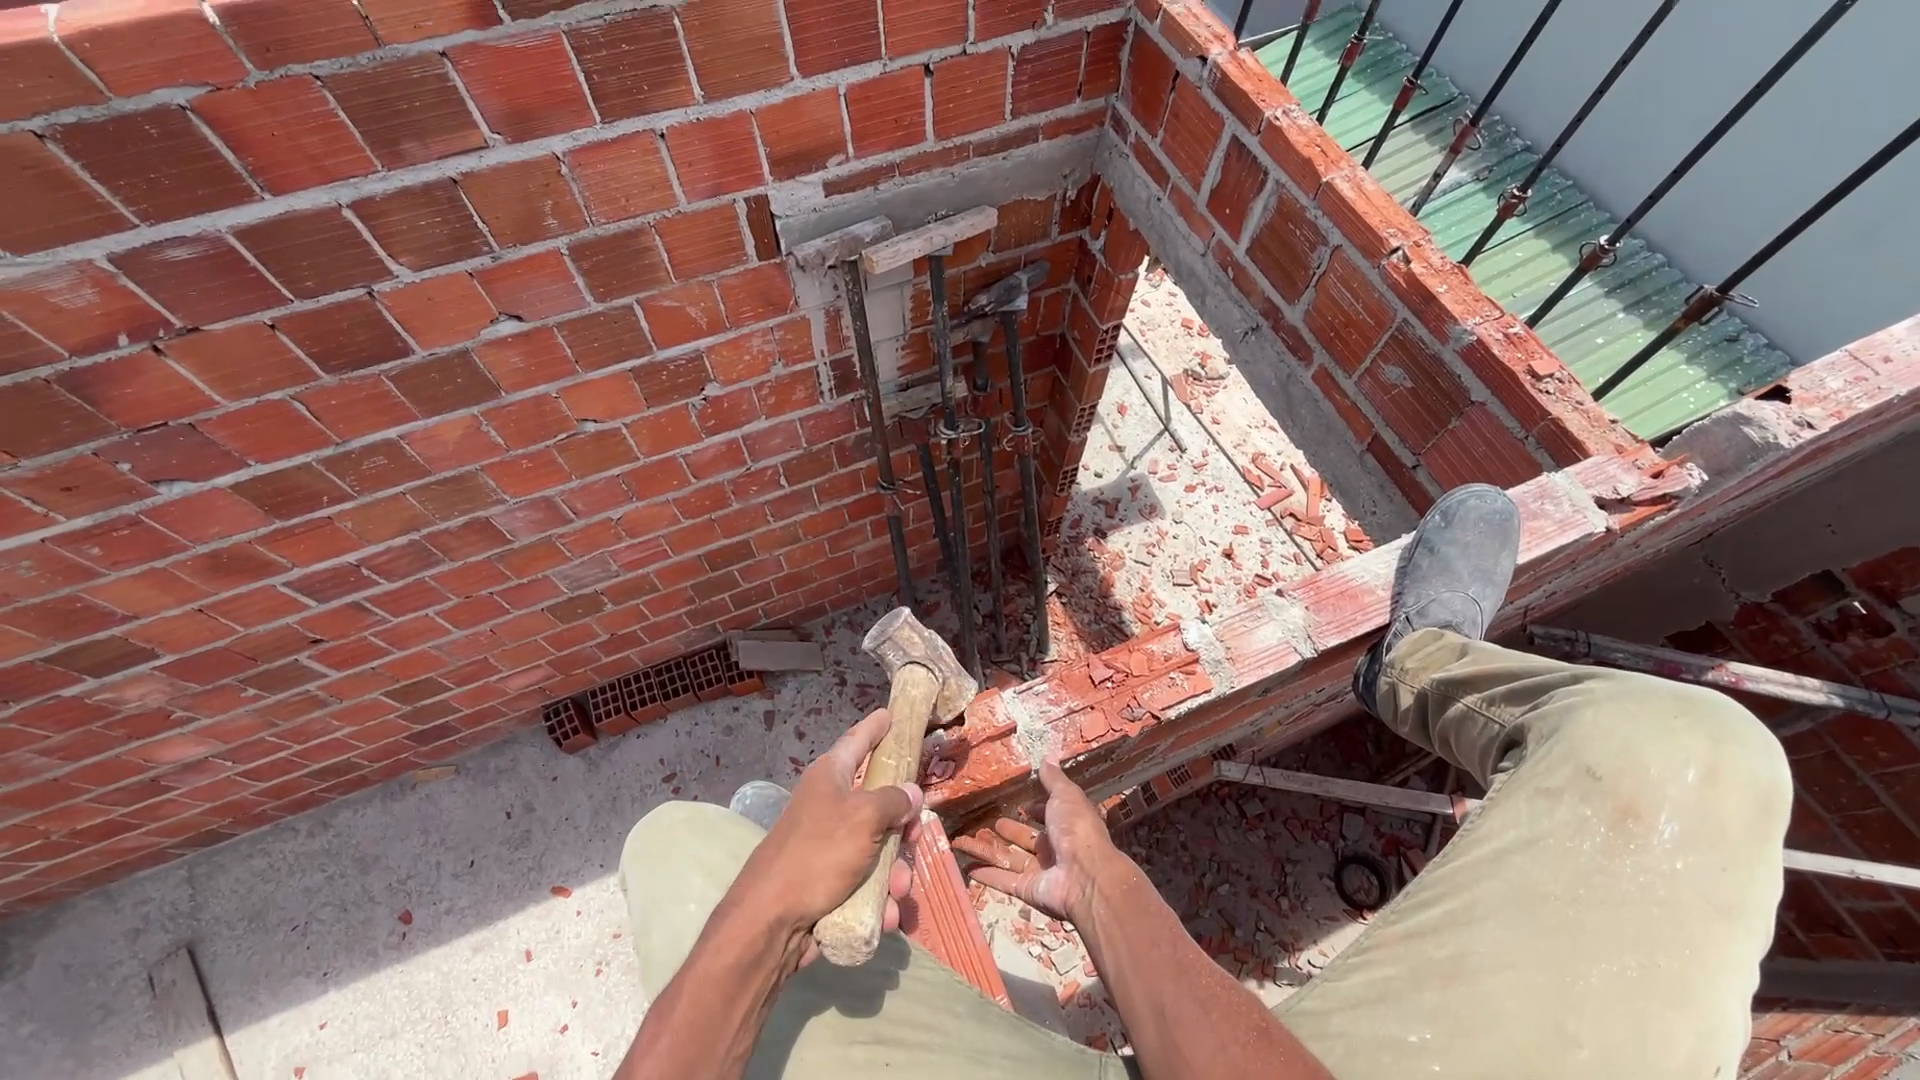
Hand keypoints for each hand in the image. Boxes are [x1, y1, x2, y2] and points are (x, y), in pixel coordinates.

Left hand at [730, 709, 922, 962]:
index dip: (877, 726)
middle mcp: (829, 803)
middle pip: (880, 801)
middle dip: (904, 827)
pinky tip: (883, 913)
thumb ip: (894, 800)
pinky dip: (878, 896)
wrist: (771, 921)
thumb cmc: (817, 854)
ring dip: (895, 871)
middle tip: (915, 838)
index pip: (858, 739)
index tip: (893, 713)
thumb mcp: (864, 819)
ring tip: (897, 892)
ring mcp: (829, 843)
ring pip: (879, 846)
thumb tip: (910, 792)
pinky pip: (866, 880)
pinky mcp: (830, 878)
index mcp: (832, 776)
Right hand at [953, 761, 1121, 925]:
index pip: (1047, 816)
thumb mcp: (1066, 795)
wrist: (1086, 876)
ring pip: (1008, 858)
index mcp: (1065, 825)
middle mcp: (1054, 848)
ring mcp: (1040, 870)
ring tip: (966, 840)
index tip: (1021, 805)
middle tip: (992, 822)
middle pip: (1025, 838)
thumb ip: (1053, 779)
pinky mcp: (1027, 889)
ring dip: (988, 851)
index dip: (1035, 810)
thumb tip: (1048, 757)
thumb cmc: (1077, 829)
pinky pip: (1003, 880)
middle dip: (1010, 831)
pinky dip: (986, 875)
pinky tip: (968, 868)